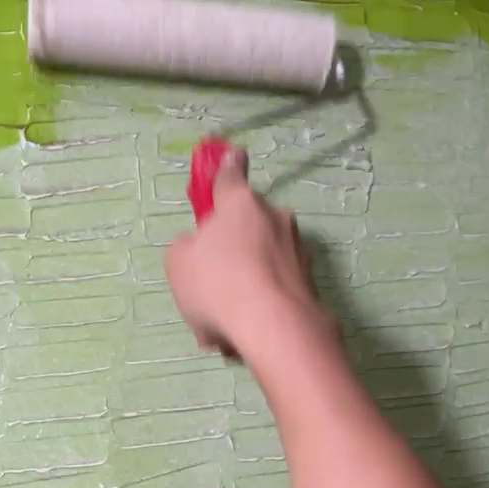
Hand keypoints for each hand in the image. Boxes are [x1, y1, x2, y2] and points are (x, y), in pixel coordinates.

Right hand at [166, 146, 333, 361]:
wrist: (274, 327)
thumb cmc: (218, 286)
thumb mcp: (179, 266)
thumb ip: (184, 248)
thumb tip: (196, 247)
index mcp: (240, 204)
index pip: (231, 176)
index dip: (228, 166)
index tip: (234, 155)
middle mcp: (274, 218)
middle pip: (248, 226)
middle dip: (233, 249)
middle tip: (213, 282)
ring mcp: (297, 249)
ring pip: (263, 261)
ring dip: (246, 283)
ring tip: (227, 320)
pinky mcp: (310, 281)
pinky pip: (276, 288)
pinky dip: (262, 304)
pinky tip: (246, 332)